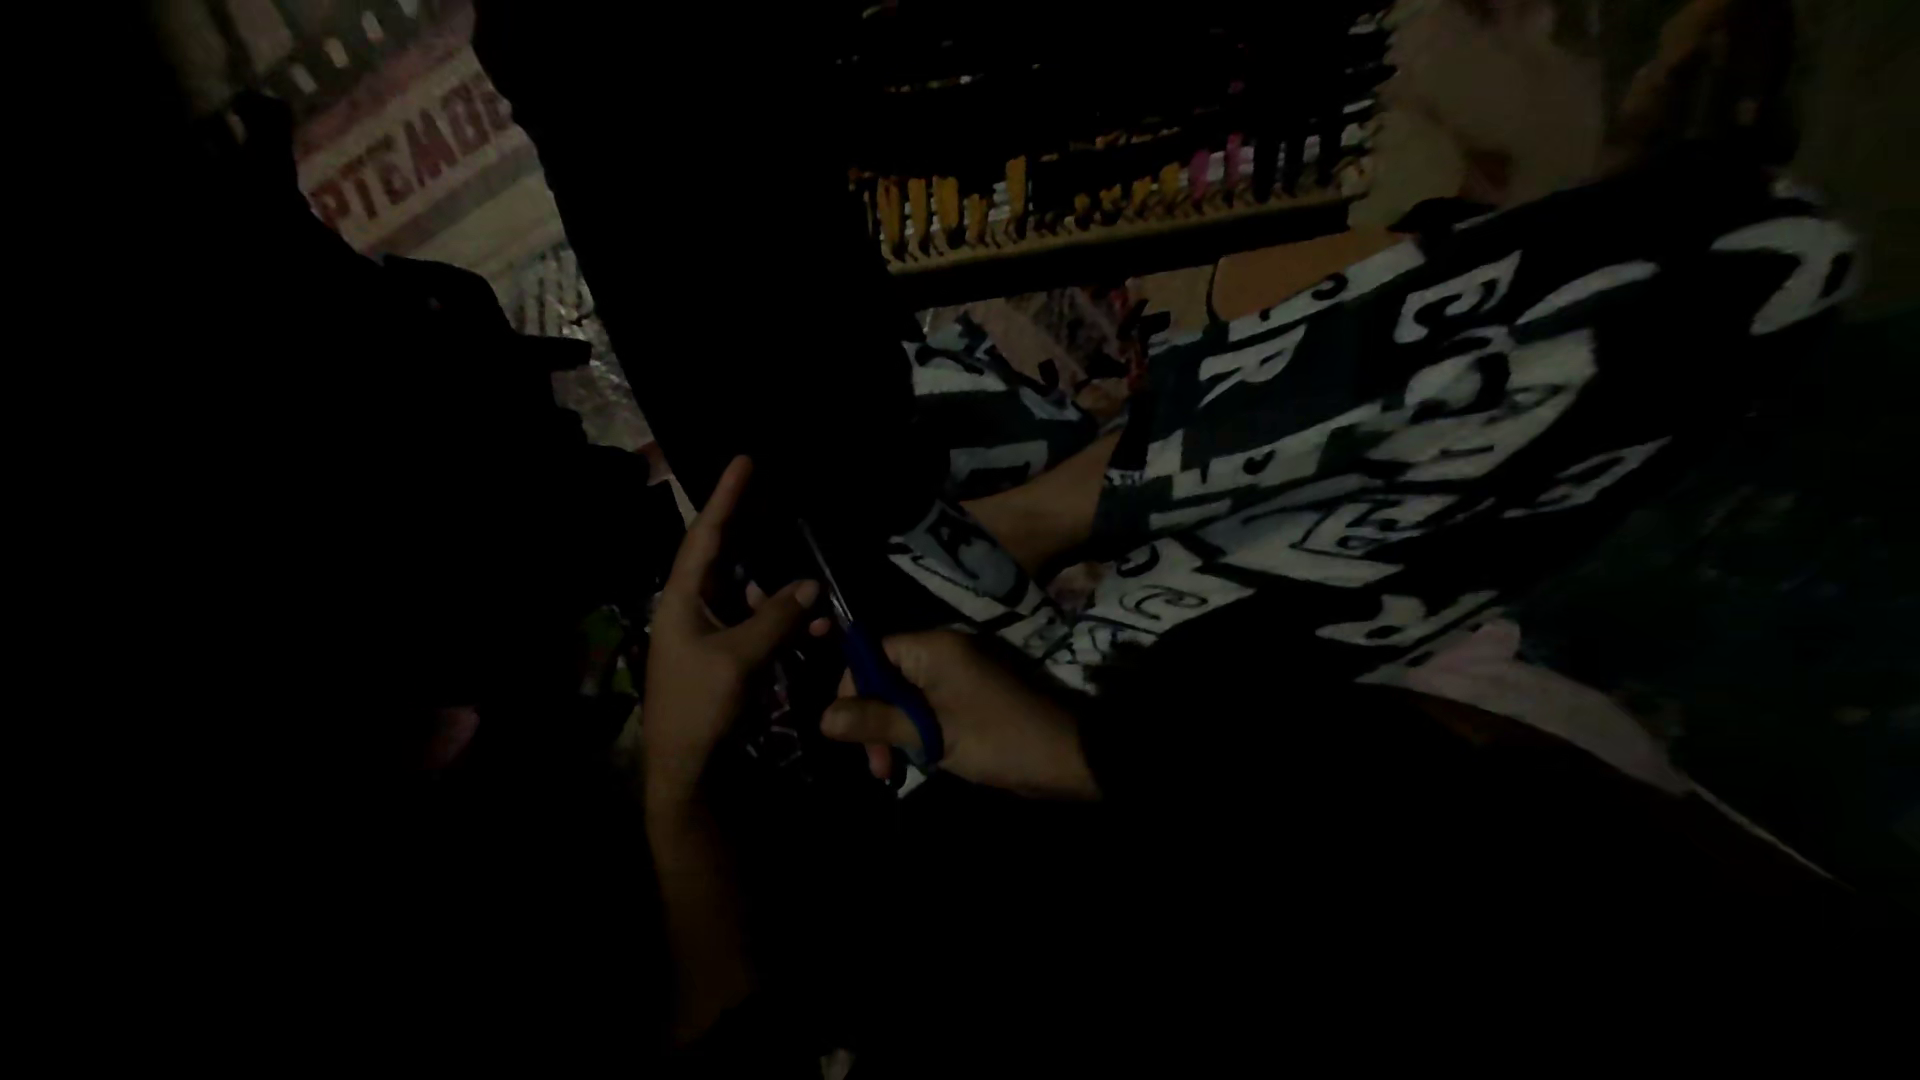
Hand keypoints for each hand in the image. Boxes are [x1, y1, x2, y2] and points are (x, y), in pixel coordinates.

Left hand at [642, 456, 824, 806]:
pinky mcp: (734, 650)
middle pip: (730, 555)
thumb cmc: (699, 706)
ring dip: (785, 589)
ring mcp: (717, 628)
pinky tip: (816, 625)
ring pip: (755, 592)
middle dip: (757, 530)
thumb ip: (775, 618)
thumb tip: (811, 585)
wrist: (689, 765)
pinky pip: (765, 622)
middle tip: (783, 501)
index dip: (725, 497)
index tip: (744, 461)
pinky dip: (789, 620)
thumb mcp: (737, 659)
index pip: (705, 535)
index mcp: (683, 597)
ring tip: (817, 590)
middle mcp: (698, 604)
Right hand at [820, 630, 1098, 798]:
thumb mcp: (932, 733)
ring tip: (890, 769)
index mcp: (933, 647)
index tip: (848, 730)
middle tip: (876, 765)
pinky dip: (915, 731)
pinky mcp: (965, 698)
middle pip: (886, 675)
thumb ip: (878, 721)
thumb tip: (823, 716)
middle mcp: (941, 652)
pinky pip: (925, 707)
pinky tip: (913, 760)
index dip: (853, 687)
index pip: (872, 651)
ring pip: (904, 696)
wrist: (1064, 755)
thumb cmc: (997, 738)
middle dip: (873, 717)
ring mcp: (955, 676)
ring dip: (892, 729)